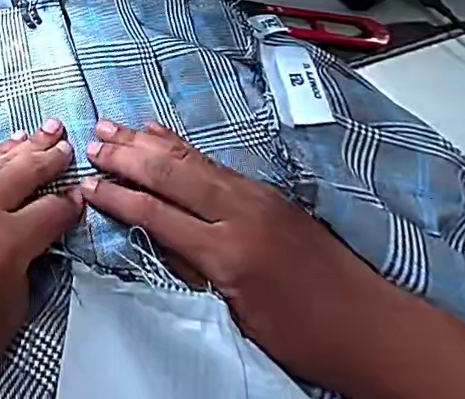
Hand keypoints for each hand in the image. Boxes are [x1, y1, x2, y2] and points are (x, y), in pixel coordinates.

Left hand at [0, 120, 83, 398]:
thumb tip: (33, 242)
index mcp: (6, 241)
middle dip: (48, 157)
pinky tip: (2, 158)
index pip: (50, 211)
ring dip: (19, 150)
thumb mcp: (12, 310)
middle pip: (23, 172)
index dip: (71, 203)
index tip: (83, 193)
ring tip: (41, 131)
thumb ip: (27, 265)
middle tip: (66, 141)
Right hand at [80, 119, 406, 391]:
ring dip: (144, 140)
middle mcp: (238, 211)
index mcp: (228, 253)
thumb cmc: (307, 337)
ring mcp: (253, 194)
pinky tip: (156, 130)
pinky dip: (176, 142)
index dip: (116, 197)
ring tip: (110, 127)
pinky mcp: (263, 188)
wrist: (377, 328)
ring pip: (185, 156)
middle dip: (124, 156)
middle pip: (167, 172)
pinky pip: (209, 158)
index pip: (156, 214)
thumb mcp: (241, 317)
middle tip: (91, 145)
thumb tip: (153, 233)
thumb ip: (193, 269)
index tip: (87, 186)